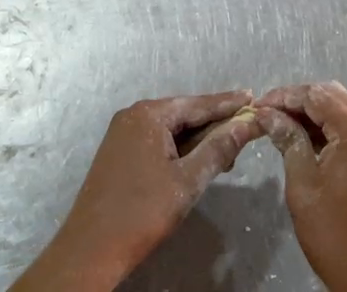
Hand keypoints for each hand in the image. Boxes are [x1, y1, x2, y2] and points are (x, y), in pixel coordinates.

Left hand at [12, 90, 263, 291]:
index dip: (228, 103)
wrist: (92, 248)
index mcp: (149, 114)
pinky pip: (157, 141)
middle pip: (184, 114)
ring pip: (171, 130)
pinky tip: (196, 163)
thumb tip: (246, 124)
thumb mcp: (188, 181)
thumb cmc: (143, 212)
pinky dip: (179, 150)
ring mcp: (123, 133)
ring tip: (225, 153)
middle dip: (214, 126)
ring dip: (197, 141)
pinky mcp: (119, 151)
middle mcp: (134, 115)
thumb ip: (218, 148)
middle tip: (244, 134)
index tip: (254, 97)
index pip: (198, 104)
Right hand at [255, 82, 346, 291]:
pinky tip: (307, 141)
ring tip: (284, 126)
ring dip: (315, 113)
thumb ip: (288, 141)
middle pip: (333, 96)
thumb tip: (269, 115)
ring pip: (345, 110)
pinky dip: (330, 128)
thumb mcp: (303, 184)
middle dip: (300, 100)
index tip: (259, 105)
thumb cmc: (335, 234)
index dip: (285, 96)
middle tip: (270, 114)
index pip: (317, 95)